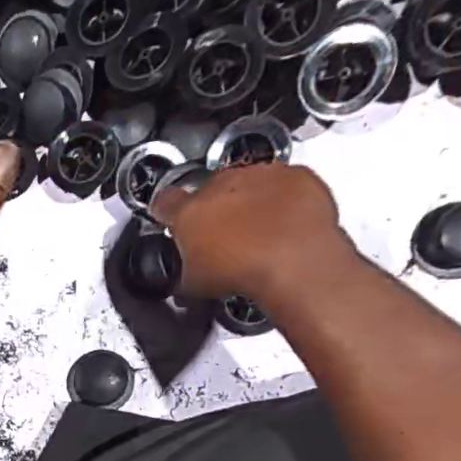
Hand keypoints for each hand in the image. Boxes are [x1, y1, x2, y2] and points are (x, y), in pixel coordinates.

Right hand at [150, 163, 360, 304]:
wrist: (293, 260)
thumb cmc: (243, 269)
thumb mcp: (195, 285)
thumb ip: (183, 272)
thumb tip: (185, 280)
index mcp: (188, 210)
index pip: (165, 202)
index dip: (166, 212)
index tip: (171, 219)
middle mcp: (221, 184)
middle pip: (209, 191)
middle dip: (215, 211)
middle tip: (224, 239)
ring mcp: (259, 175)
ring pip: (248, 183)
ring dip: (250, 203)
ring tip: (259, 235)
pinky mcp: (295, 175)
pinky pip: (285, 183)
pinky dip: (285, 199)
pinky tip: (286, 225)